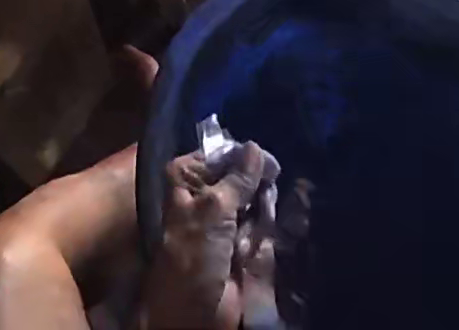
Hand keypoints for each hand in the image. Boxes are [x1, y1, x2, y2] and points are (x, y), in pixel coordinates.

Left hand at [141, 141, 279, 328]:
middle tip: (259, 206)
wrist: (194, 311)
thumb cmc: (195, 252)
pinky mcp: (241, 243)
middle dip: (256, 193)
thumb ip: (238, 179)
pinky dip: (260, 238)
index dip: (246, 158)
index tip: (271, 164)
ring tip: (244, 242)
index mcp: (187, 175)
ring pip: (255, 204)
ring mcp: (224, 219)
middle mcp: (205, 192)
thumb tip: (256, 148)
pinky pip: (260, 229)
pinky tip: (249, 253)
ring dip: (257, 221)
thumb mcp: (215, 209)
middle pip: (243, 178)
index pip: (221, 155)